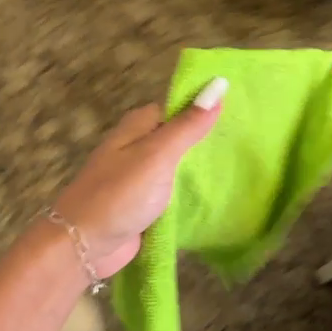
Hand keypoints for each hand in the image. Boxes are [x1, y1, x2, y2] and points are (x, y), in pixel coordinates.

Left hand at [51, 79, 225, 275]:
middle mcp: (138, 146)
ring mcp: (140, 177)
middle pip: (180, 136)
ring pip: (179, 167)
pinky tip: (219, 198)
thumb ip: (188, 125)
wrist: (83, 246)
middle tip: (249, 145)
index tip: (244, 111)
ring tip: (244, 169)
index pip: (180, 106)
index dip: (207, 107)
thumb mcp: (158, 155)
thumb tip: (219, 84)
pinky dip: (191, 195)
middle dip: (209, 141)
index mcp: (138, 126)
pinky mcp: (144, 205)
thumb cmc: (119, 194)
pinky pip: (173, 193)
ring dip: (202, 170)